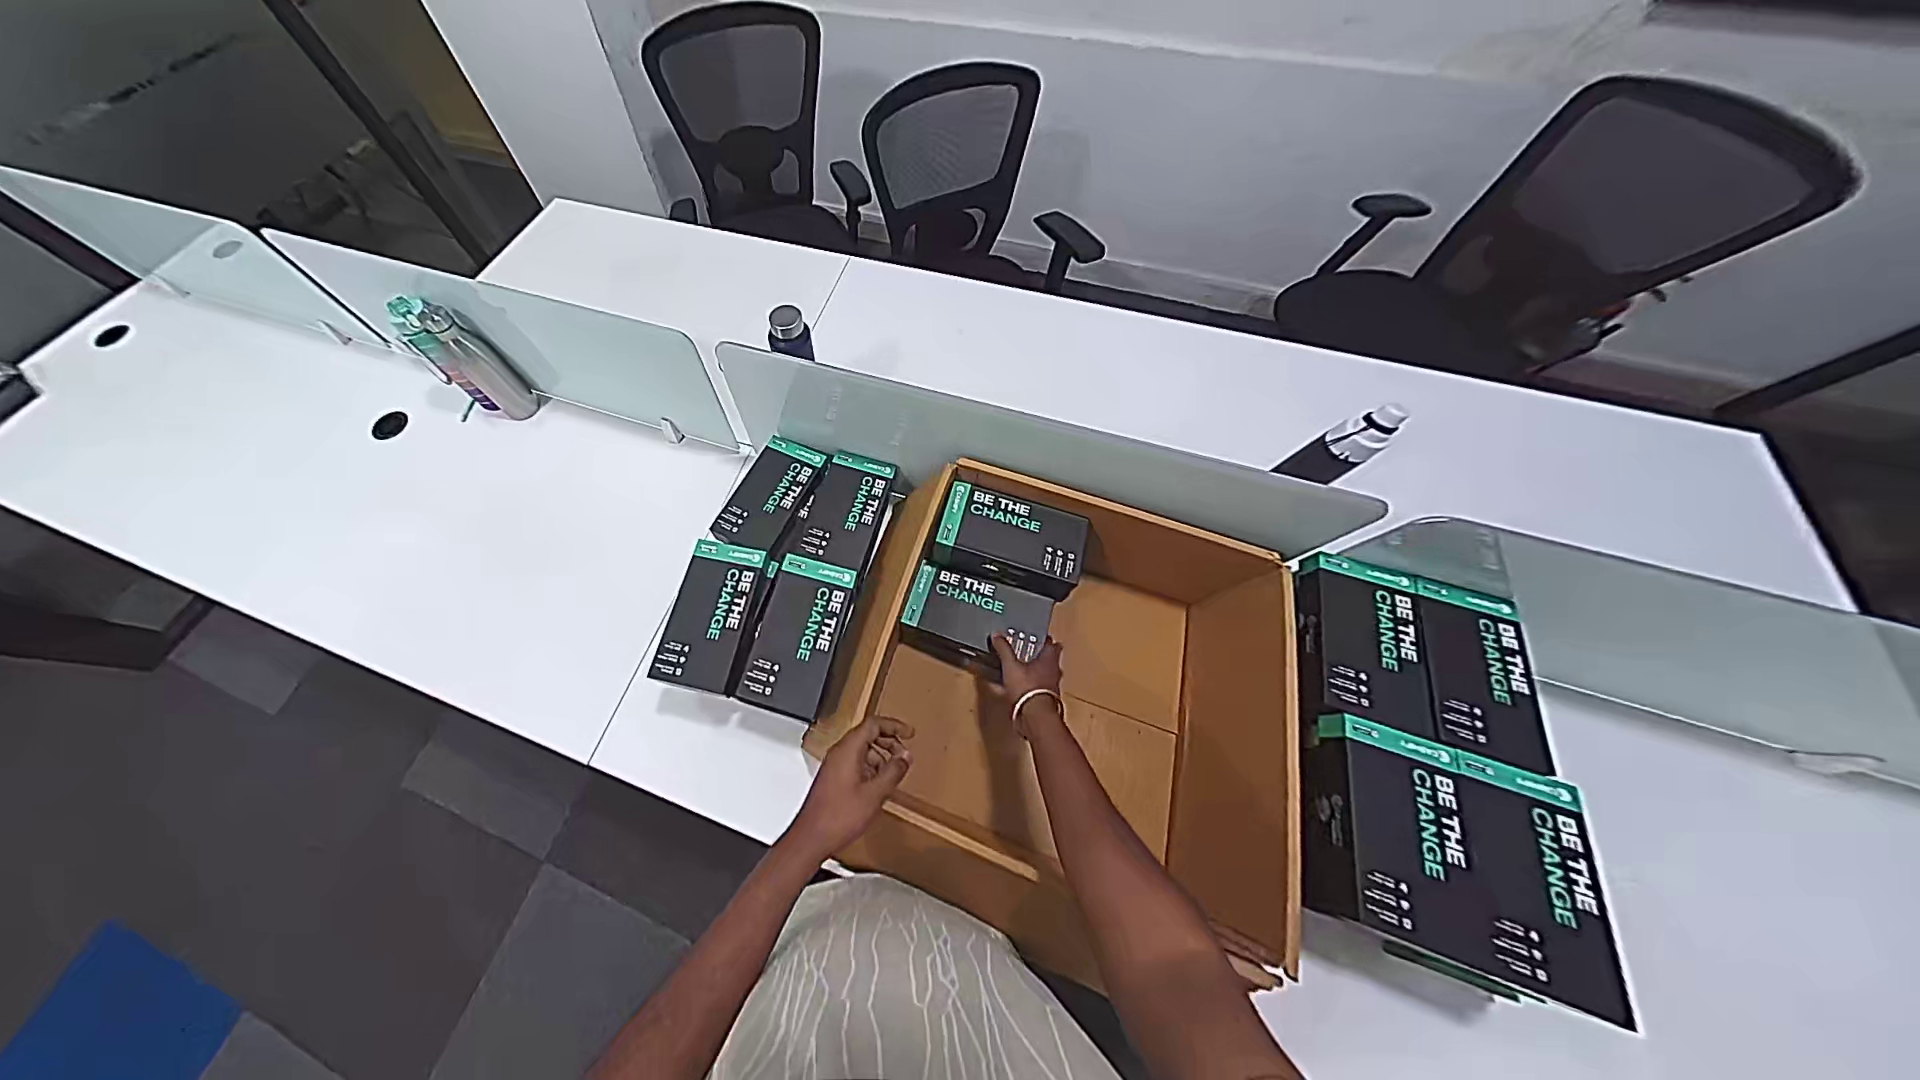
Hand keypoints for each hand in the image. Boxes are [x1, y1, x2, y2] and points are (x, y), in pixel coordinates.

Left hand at [784, 716, 913, 860]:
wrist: (811, 838)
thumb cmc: (837, 817)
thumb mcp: (875, 794)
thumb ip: (893, 771)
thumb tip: (905, 757)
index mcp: (848, 750)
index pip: (873, 724)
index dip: (894, 726)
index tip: (909, 733)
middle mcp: (839, 753)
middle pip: (867, 734)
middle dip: (889, 742)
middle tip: (903, 754)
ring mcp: (834, 765)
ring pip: (861, 749)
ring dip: (880, 757)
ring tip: (893, 773)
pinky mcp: (833, 778)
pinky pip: (854, 762)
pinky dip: (870, 767)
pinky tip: (878, 785)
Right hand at [990, 634, 1063, 739]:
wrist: (1035, 718)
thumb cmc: (1027, 687)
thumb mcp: (1011, 665)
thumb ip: (1004, 650)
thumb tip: (997, 634)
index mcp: (1049, 660)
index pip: (1052, 644)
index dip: (1045, 640)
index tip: (1036, 638)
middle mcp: (1054, 673)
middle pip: (1050, 661)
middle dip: (1040, 657)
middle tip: (1028, 653)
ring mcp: (1052, 689)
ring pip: (1045, 676)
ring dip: (1036, 674)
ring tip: (1022, 671)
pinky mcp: (1046, 703)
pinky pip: (1038, 691)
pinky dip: (1030, 688)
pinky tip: (1019, 690)